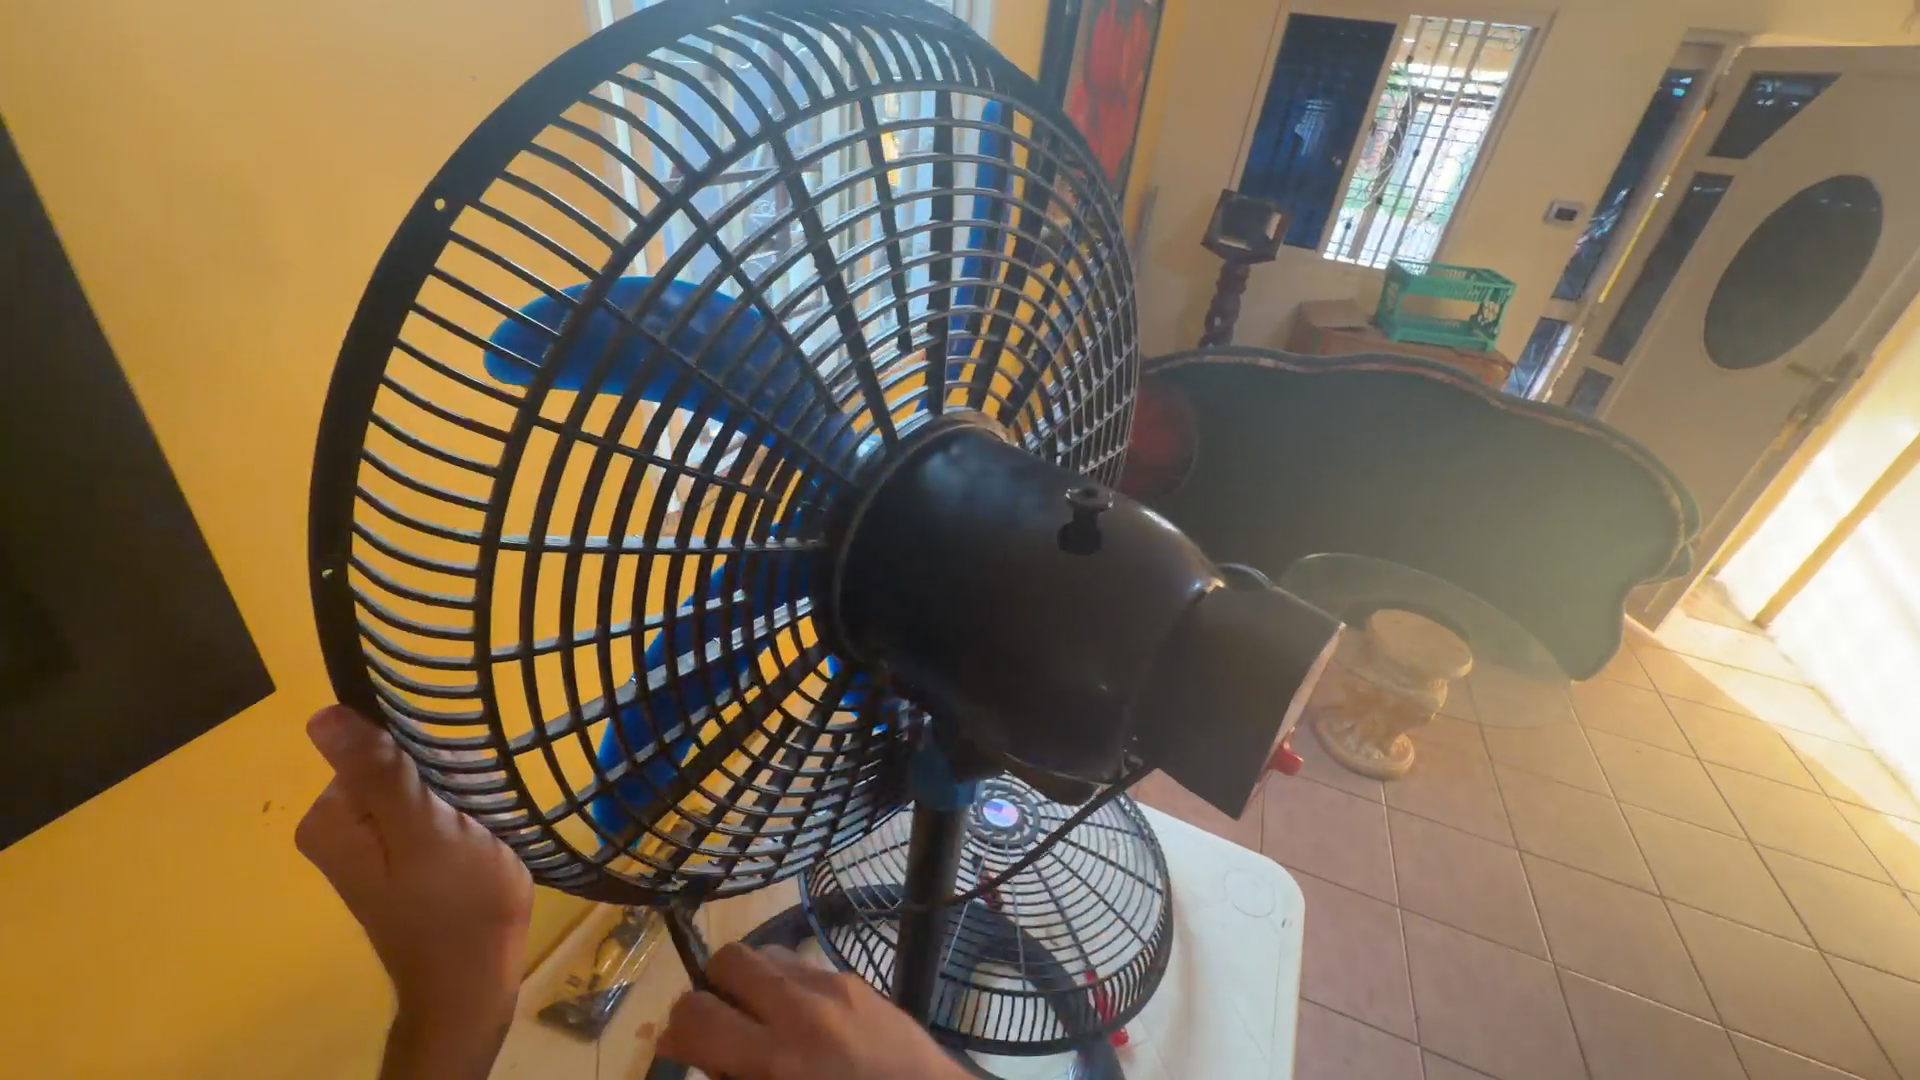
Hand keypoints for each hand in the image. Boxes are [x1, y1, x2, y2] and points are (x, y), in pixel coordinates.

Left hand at [295, 705, 533, 1079]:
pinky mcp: (400, 851)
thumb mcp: (425, 832)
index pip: (379, 742)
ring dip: (457, 785)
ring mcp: (370, 839)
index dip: (429, 744)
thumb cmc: (457, 902)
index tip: (467, 766)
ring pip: (418, 781)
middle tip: (481, 793)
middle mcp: (339, 823)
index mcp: (332, 816)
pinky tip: (481, 820)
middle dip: (445, 766)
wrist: (473, 975)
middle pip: (397, 759)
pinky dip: (457, 804)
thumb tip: (319, 716)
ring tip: (486, 806)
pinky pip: (427, 804)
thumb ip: (379, 775)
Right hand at [658, 943, 972, 1079]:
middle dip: (710, 987)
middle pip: (728, 959)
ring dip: (749, 979)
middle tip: (718, 1025)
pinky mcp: (855, 977)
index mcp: (776, 1058)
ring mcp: (834, 983)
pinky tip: (797, 1017)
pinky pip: (802, 962)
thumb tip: (690, 1045)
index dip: (675, 1028)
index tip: (678, 1045)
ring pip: (765, 950)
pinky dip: (785, 982)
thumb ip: (730, 1074)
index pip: (696, 1014)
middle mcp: (802, 1007)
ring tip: (757, 1018)